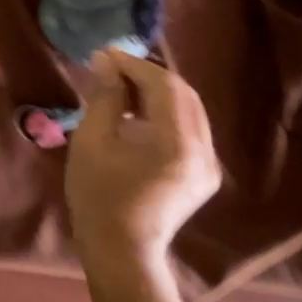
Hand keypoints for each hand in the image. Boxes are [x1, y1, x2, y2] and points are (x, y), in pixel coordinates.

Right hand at [67, 49, 222, 267]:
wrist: (121, 247)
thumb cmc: (98, 194)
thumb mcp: (92, 141)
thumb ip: (105, 98)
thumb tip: (106, 62)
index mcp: (177, 142)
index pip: (165, 86)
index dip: (135, 65)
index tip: (105, 54)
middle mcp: (204, 150)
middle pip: (184, 95)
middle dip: (149, 75)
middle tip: (112, 67)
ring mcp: (209, 164)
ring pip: (189, 111)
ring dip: (158, 93)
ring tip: (121, 88)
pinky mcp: (203, 174)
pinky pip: (189, 129)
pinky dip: (165, 113)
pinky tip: (137, 116)